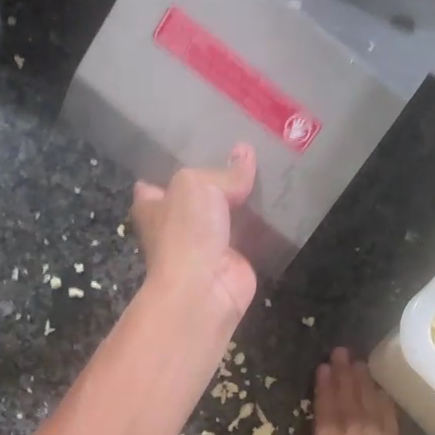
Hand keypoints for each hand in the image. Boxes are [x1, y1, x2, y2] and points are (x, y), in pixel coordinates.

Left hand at [130, 145, 257, 316]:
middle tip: (244, 147)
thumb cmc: (185, 233)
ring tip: (270, 165)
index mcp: (153, 207)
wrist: (203, 290)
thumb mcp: (196, 185)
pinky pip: (251, 235)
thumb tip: (246, 154)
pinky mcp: (234, 260)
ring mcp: (206, 246)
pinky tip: (282, 200)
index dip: (171, 165)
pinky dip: (264, 223)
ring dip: (245, 199)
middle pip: (197, 196)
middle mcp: (176, 227)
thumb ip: (223, 172)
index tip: (194, 145)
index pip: (155, 182)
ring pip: (227, 214)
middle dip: (216, 177)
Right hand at [260, 349, 434, 434]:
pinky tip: (383, 395)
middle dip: (346, 379)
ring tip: (360, 363)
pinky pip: (392, 427)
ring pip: (373, 413)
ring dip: (366, 386)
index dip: (325, 392)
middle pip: (352, 408)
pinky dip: (386, 407)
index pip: (328, 419)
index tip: (323, 368)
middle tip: (342, 352)